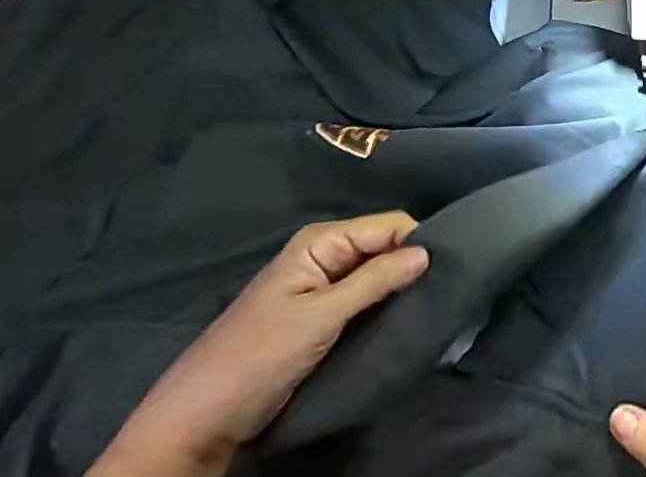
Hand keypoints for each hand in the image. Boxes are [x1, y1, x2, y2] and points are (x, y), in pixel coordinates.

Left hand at [89, 213, 429, 476]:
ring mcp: (323, 285)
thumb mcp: (321, 316)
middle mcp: (325, 254)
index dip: (418, 242)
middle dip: (411, 264)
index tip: (448, 268)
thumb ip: (376, 280)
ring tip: (431, 304)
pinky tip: (405, 317)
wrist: (198, 420)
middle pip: (385, 246)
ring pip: (378, 274)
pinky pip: (365, 298)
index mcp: (322, 240)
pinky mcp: (322, 315)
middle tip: (443, 290)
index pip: (389, 225)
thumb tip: (428, 251)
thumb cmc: (258, 356)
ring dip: (400, 288)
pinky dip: (385, 305)